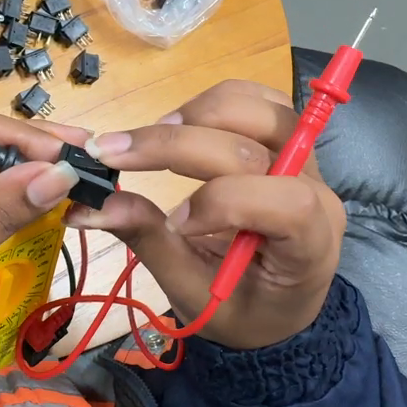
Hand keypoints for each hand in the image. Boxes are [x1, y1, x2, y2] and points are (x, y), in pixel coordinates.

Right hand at [64, 80, 346, 349]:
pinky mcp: (285, 138)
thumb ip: (149, 242)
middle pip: (254, 144)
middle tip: (112, 153)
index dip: (224, 203)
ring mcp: (304, 158)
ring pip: (257, 106)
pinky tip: (178, 126)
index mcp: (309, 246)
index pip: (286, 204)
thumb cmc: (240, 308)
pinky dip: (210, 102)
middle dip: (175, 144)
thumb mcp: (193, 292)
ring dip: (195, 113)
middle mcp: (317, 191)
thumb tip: (89, 207)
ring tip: (150, 139)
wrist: (276, 301)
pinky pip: (255, 98)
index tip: (173, 224)